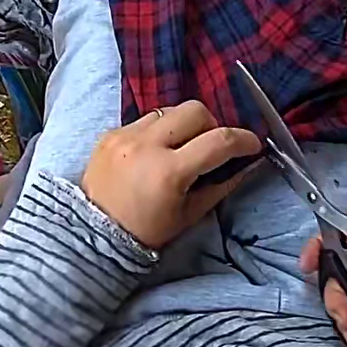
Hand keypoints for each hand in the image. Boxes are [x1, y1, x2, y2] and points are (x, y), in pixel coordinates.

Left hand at [82, 101, 260, 248]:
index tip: (252, 144)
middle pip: (195, 110)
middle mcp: (146, 146)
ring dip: (183, 125)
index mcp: (169, 172)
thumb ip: (221, 184)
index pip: (218, 141)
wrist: (94, 236)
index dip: (243, 140)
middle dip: (212, 125)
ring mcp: (124, 136)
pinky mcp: (110, 133)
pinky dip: (158, 131)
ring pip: (169, 110)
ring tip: (181, 148)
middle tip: (211, 146)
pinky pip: (145, 119)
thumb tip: (246, 164)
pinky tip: (155, 152)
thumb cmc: (147, 232)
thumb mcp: (191, 214)